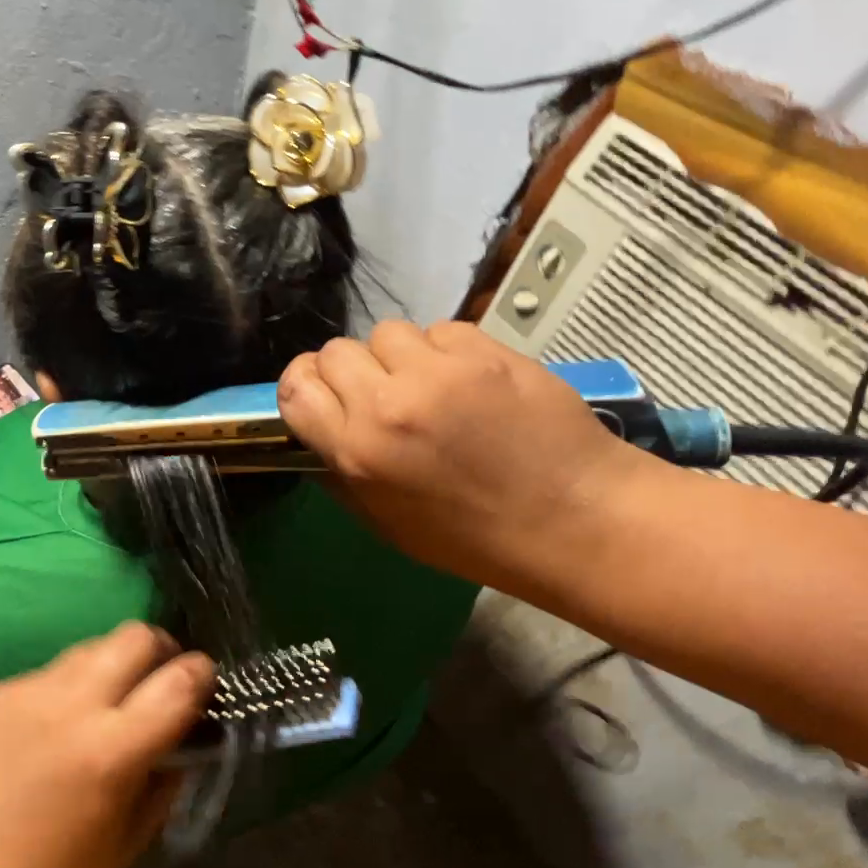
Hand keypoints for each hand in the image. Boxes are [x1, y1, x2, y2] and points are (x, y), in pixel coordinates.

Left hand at [0, 624, 213, 867]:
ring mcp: (31, 691)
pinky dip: (71, 685)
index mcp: (111, 751)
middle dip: (160, 648)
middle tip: (162, 675)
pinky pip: (53, 670)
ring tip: (110, 699)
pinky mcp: (1, 689)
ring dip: (114, 663)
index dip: (202, 672)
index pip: (177, 681)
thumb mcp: (132, 838)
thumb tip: (189, 732)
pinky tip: (60, 722)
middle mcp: (72, 706)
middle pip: (134, 636)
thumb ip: (167, 775)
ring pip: (92, 645)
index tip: (206, 678)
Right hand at [278, 320, 646, 586]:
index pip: (295, 387)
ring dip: (400, 356)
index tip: (326, 398)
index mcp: (357, 452)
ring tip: (431, 385)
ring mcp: (439, 372)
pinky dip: (446, 350)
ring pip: (388, 332)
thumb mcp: (385, 524)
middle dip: (352, 370)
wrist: (572, 519)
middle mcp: (388, 404)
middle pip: (335, 351)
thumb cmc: (473, 537)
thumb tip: (318, 433)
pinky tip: (469, 380)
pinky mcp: (485, 351)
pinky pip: (440, 331)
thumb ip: (341, 473)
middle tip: (382, 394)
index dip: (304, 387)